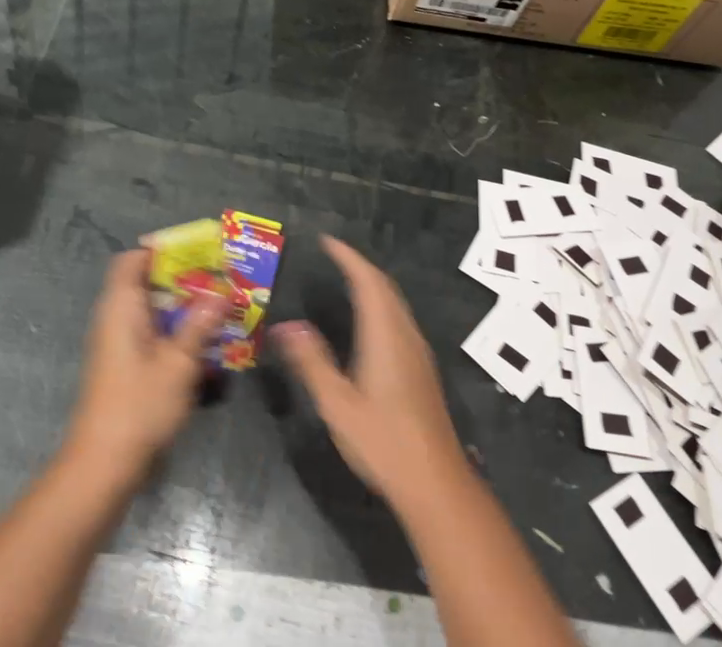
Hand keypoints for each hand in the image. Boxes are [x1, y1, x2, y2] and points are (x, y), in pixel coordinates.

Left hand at [66, 249, 226, 472]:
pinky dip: (178, 335)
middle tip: (224, 283)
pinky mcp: (126, 367)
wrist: (105, 462)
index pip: (133, 259)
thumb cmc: (140, 405)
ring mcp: (119, 345)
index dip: (163, 251)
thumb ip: (199, 324)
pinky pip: (154, 337)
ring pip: (155, 313)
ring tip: (224, 313)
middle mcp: (116, 318)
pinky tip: (208, 348)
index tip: (200, 254)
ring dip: (186, 311)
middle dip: (186, 282)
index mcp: (121, 307)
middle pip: (148, 284)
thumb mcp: (178, 362)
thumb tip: (221, 292)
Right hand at [273, 237, 469, 505]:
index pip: (369, 282)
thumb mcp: (336, 403)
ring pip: (396, 305)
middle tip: (332, 256)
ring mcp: (418, 354)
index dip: (349, 257)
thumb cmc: (382, 441)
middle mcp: (406, 337)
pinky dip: (380, 306)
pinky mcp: (422, 370)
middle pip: (386, 289)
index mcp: (386, 337)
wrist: (434, 481)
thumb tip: (287, 326)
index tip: (327, 241)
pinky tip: (367, 322)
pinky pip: (399, 321)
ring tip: (345, 279)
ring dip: (372, 286)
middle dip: (360, 267)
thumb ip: (312, 362)